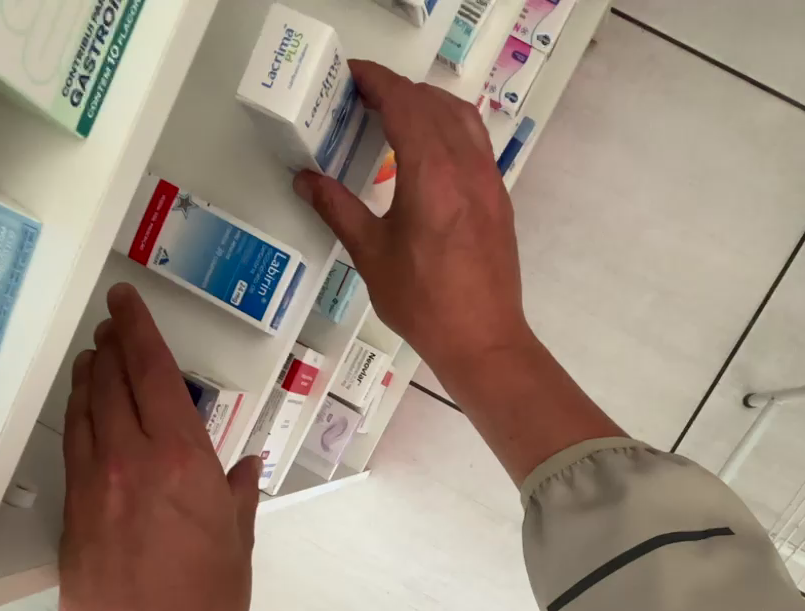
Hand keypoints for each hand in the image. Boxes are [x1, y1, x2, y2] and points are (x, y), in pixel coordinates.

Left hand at [55, 284, 258, 610]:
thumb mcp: (238, 550)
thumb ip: (238, 499)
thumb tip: (246, 466)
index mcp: (183, 460)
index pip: (153, 374)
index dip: (137, 330)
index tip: (124, 300)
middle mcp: (131, 458)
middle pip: (110, 382)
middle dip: (109, 346)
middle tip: (109, 325)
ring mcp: (93, 485)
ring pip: (84, 411)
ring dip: (87, 378)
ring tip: (90, 359)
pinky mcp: (71, 514)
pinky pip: (74, 448)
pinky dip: (78, 419)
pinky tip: (83, 417)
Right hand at [295, 61, 625, 483]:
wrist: (481, 339)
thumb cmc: (423, 303)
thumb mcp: (371, 255)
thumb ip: (338, 209)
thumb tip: (306, 180)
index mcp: (430, 172)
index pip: (403, 103)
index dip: (375, 81)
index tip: (352, 77)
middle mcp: (466, 165)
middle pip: (433, 102)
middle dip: (398, 91)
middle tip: (365, 100)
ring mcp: (489, 180)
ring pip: (462, 117)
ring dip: (429, 105)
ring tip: (398, 116)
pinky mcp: (499, 199)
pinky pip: (477, 143)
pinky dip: (451, 129)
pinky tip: (431, 153)